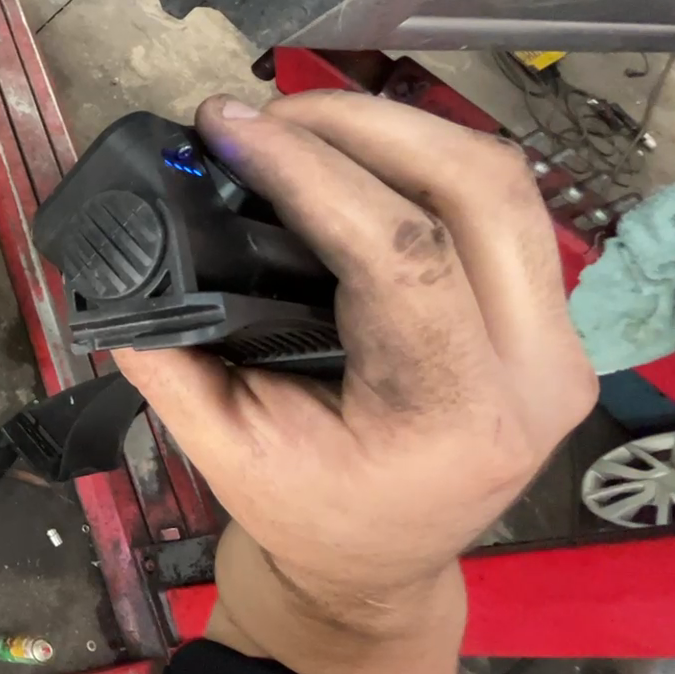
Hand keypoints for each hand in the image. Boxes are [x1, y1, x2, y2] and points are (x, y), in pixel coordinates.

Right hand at [117, 92, 595, 673]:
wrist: (376, 560)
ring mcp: (557, 333)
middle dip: (361, 123)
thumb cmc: (301, 512)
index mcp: (450, 411)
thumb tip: (117, 275)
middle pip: (480, 188)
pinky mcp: (539, 312)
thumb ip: (166, 361)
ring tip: (289, 123)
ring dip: (391, 127)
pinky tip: (338, 154)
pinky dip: (411, 156)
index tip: (226, 128)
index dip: (308, 174)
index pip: (399, 255)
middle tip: (257, 114)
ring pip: (499, 180)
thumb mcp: (216, 450)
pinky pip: (491, 203)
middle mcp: (534, 363)